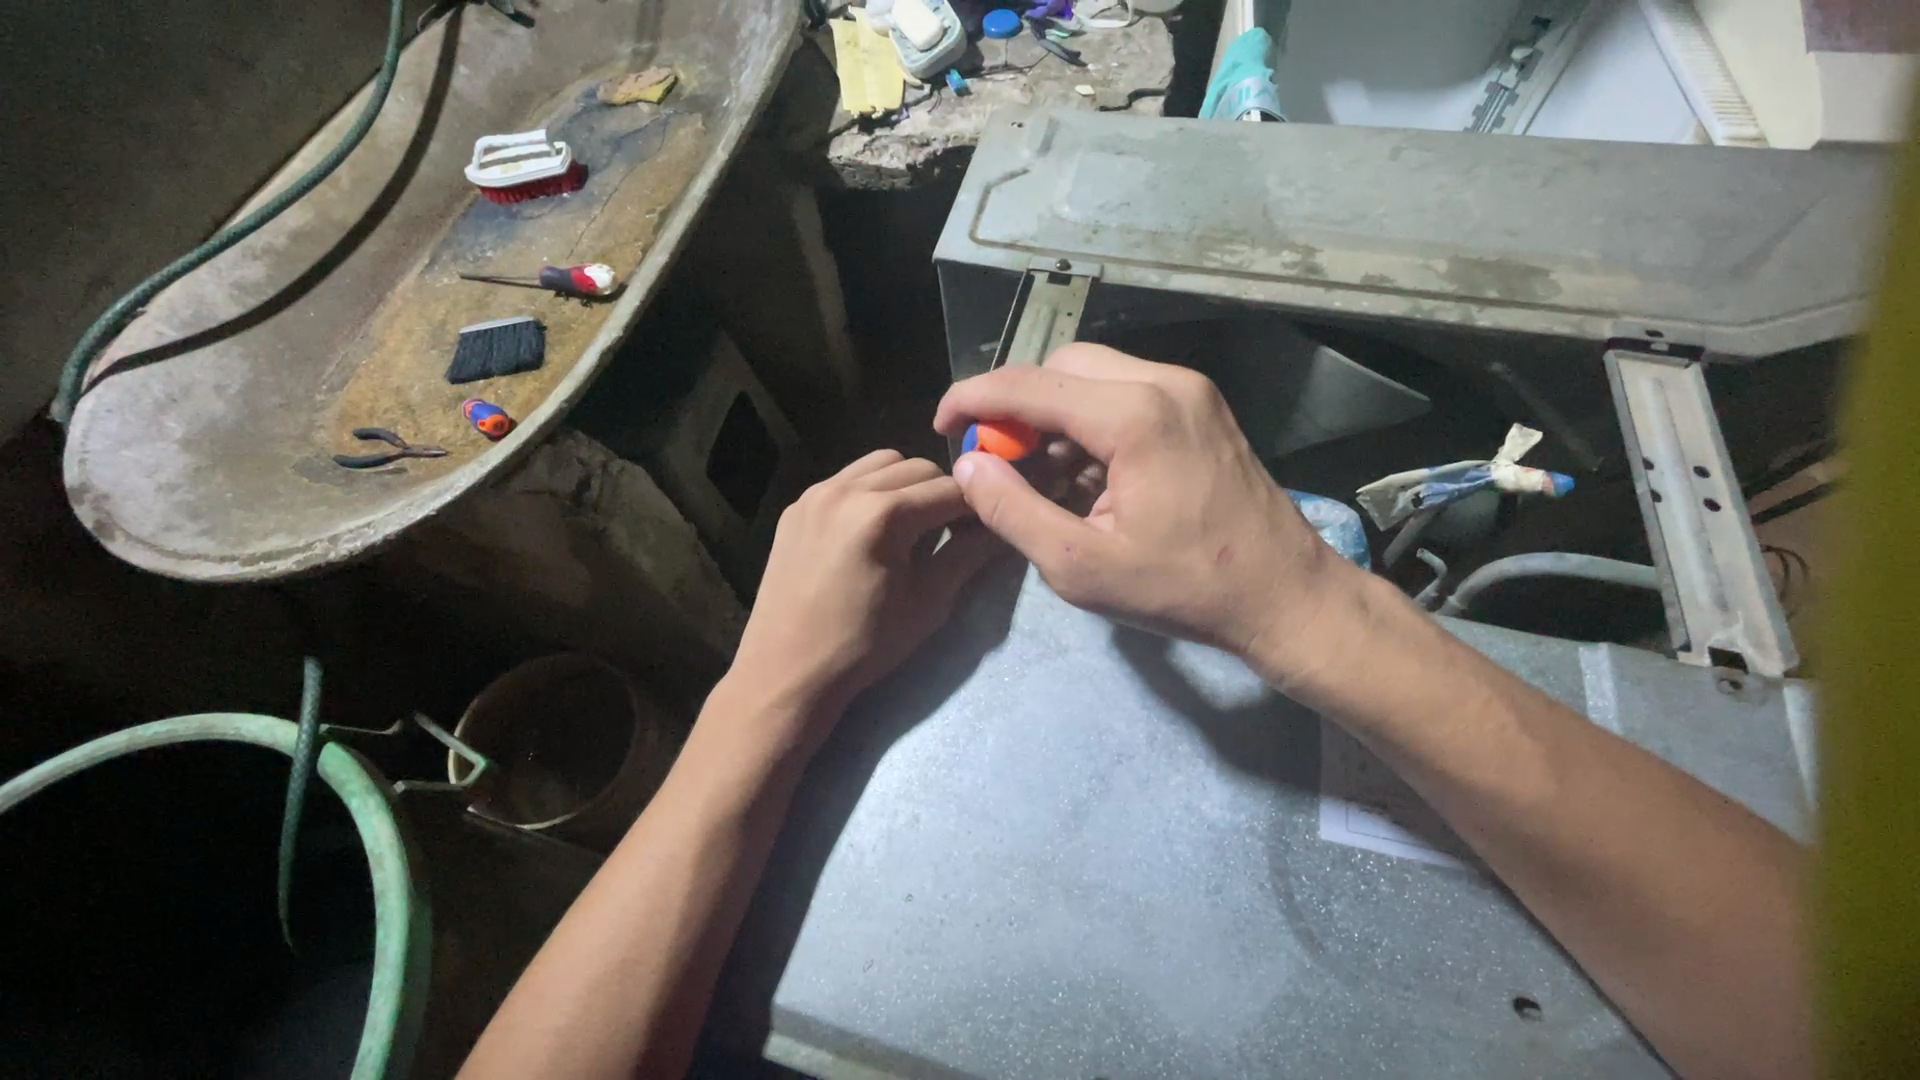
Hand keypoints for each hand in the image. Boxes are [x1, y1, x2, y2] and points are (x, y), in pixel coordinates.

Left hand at [723, 449, 998, 738]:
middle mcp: (847, 490)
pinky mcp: (798, 506)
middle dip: (943, 492)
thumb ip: (967, 556)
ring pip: (881, 463)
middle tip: (953, 529)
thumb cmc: (865, 645)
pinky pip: (847, 479)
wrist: (788, 671)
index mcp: (883, 515)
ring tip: (913, 524)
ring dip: (907, 484)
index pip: (950, 490)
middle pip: (918, 467)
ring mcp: (817, 494)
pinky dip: (871, 490)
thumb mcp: (928, 604)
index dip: (977, 506)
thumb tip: (1002, 528)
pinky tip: (874, 528)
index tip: (989, 524)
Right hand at [934, 344, 1367, 685]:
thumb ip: (1013, 510)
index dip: (972, 398)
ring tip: (1039, 473)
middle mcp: (1163, 383)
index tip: (941, 424)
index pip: (1028, 384)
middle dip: (1016, 404)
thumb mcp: (1080, 567)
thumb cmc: (1183, 589)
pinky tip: (1084, 474)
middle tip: (997, 457)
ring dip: (1053, 413)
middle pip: (1061, 366)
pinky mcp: (1201, 408)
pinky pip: (1125, 392)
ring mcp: (1189, 391)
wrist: (1284, 594)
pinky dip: (1089, 422)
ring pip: (1093, 375)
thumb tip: (969, 464)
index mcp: (1133, 416)